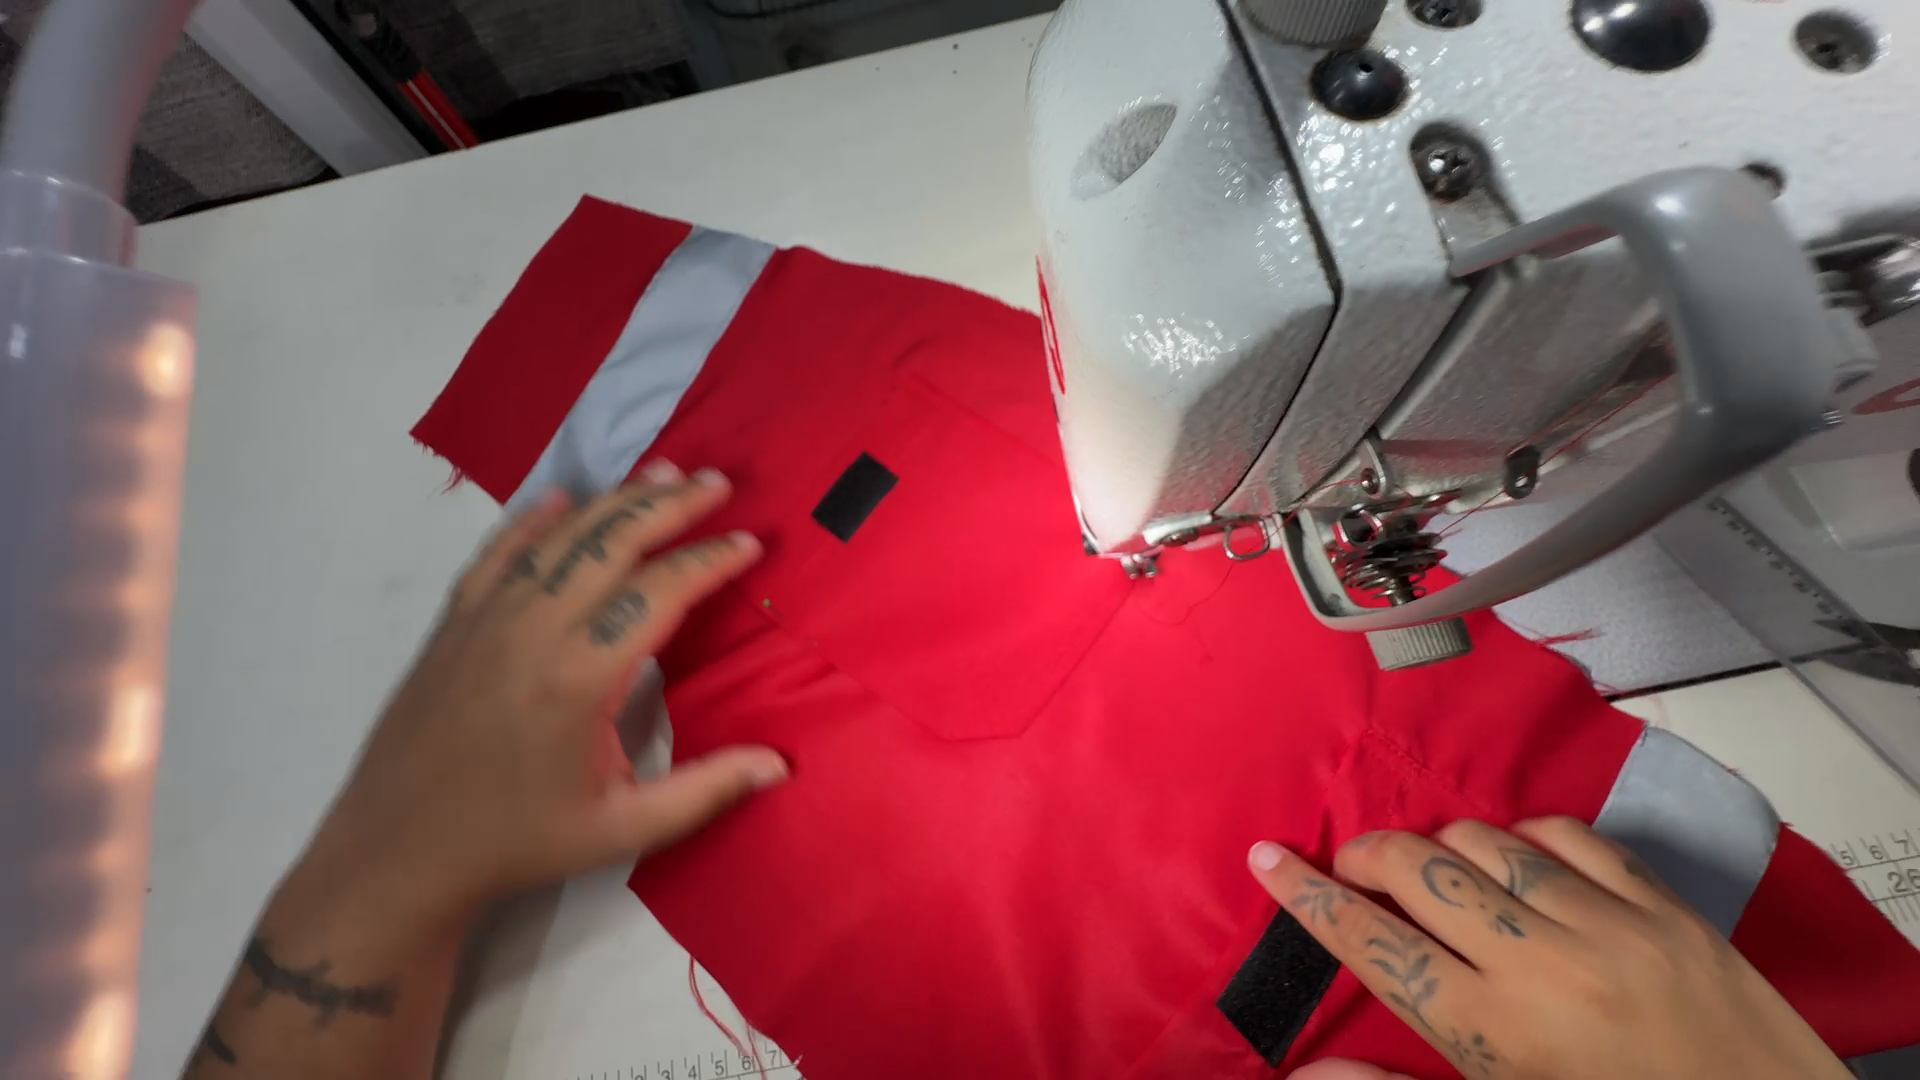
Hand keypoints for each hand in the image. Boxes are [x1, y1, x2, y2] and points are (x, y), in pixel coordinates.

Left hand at [301, 462, 786, 927]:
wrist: (394, 859)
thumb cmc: (519, 841)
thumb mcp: (624, 830)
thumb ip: (707, 789)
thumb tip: (781, 764)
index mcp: (581, 677)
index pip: (660, 593)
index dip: (710, 561)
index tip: (748, 542)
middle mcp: (533, 631)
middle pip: (612, 544)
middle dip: (671, 506)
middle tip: (716, 483)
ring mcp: (485, 620)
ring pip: (560, 538)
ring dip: (616, 501)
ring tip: (662, 474)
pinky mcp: (453, 624)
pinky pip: (499, 555)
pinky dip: (533, 520)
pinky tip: (560, 497)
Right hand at [1248, 818, 1851, 1079]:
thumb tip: (1301, 1073)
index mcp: (1499, 1035)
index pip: (1370, 943)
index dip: (1306, 896)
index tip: (1265, 856)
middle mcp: (1545, 968)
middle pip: (1415, 871)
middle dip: (1365, 858)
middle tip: (1355, 870)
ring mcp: (1612, 929)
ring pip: (1480, 842)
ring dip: (1441, 850)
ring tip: (1441, 876)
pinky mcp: (1668, 909)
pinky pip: (1563, 834)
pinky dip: (1521, 840)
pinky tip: (1518, 866)